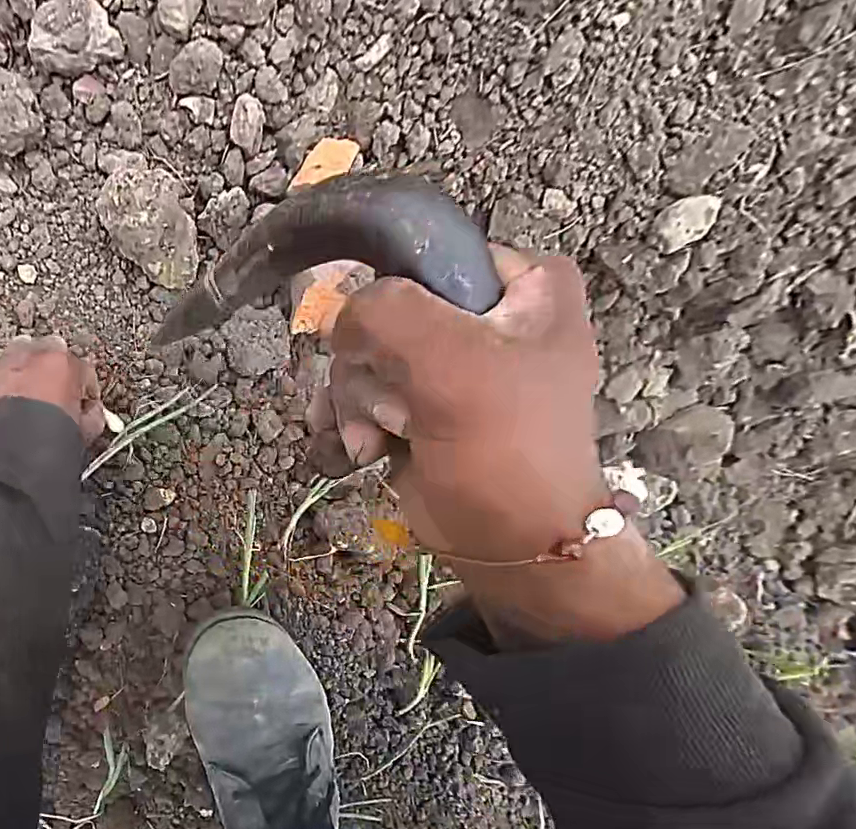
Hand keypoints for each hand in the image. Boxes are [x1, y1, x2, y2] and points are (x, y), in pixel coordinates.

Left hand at [0, 336, 104, 445]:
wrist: (6, 466)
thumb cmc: (46, 450)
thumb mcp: (84, 434)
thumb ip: (92, 415)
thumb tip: (91, 413)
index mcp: (62, 365)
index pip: (82, 368)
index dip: (86, 390)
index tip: (85, 404)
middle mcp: (31, 357)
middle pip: (48, 355)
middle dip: (54, 374)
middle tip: (57, 399)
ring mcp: (2, 367)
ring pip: (19, 360)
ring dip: (27, 375)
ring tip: (30, 402)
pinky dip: (4, 386)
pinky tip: (8, 409)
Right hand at [307, 247, 682, 642]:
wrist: (509, 545)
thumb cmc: (502, 451)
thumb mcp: (452, 365)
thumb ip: (388, 313)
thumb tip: (334, 311)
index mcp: (522, 286)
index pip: (428, 257)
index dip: (387, 296)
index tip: (362, 339)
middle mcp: (482, 318)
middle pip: (384, 314)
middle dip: (370, 369)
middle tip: (393, 409)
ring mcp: (445, 366)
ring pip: (363, 357)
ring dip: (358, 403)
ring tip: (378, 440)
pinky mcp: (417, 405)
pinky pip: (360, 391)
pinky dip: (352, 421)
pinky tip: (361, 449)